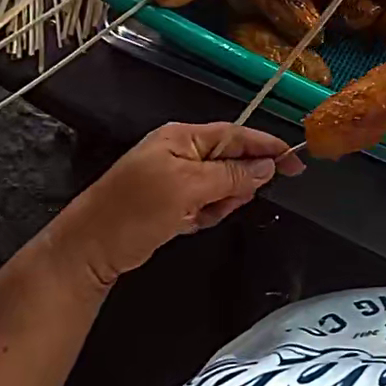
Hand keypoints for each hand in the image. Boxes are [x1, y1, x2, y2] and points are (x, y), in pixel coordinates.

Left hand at [31, 122, 302, 288]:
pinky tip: (187, 224)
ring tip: (197, 217)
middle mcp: (183, 152)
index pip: (238, 135)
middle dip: (236, 184)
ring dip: (219, 204)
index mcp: (184, 137)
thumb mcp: (189, 189)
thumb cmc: (136, 211)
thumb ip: (232, 175)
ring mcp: (177, 177)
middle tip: (222, 203)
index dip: (269, 147)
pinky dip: (205, 215)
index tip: (297, 163)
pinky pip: (208, 203)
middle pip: (233, 161)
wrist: (89, 250)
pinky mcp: (173, 201)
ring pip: (223, 186)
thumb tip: (269, 167)